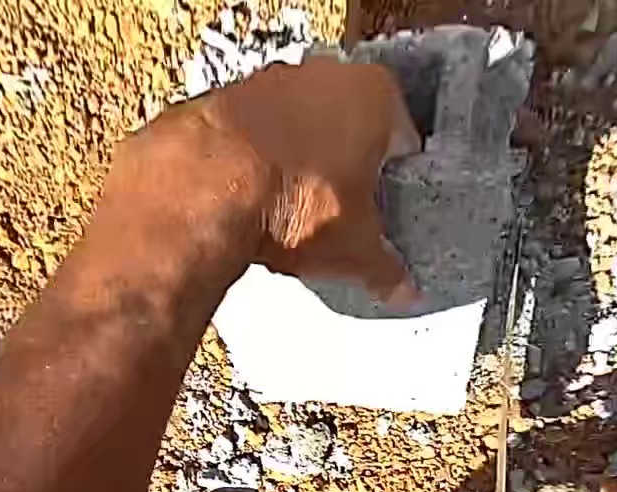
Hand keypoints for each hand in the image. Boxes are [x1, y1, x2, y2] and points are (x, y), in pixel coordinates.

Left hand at [106, 58, 421, 300]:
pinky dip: (262, 164)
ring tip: (295, 213)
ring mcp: (275, 80)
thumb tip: (405, 292)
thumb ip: (384, 270)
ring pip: (303, 131)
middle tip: (342, 217)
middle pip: (351, 130)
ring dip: (303, 165)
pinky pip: (259, 137)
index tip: (385, 213)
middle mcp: (329, 74)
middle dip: (348, 171)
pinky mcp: (229, 98)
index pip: (403, 142)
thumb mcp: (353, 250)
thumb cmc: (298, 204)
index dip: (396, 183)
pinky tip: (258, 201)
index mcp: (378, 96)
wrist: (211, 185)